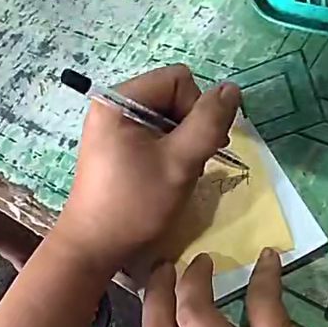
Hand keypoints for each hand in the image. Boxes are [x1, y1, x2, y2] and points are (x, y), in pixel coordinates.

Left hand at [50, 64, 238, 270]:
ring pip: (168, 116)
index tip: (194, 147)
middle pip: (173, 95)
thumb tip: (232, 89)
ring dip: (183, 142)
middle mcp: (113, 105)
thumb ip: (208, 123)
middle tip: (190, 163)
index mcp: (119, 99)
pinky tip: (167, 175)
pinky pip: (154, 133)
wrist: (95, 246)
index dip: (196, 108)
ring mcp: (113, 126)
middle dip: (190, 127)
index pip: (179, 79)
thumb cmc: (135, 204)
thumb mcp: (180, 162)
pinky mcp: (116, 145)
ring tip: (178, 173)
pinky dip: (169, 151)